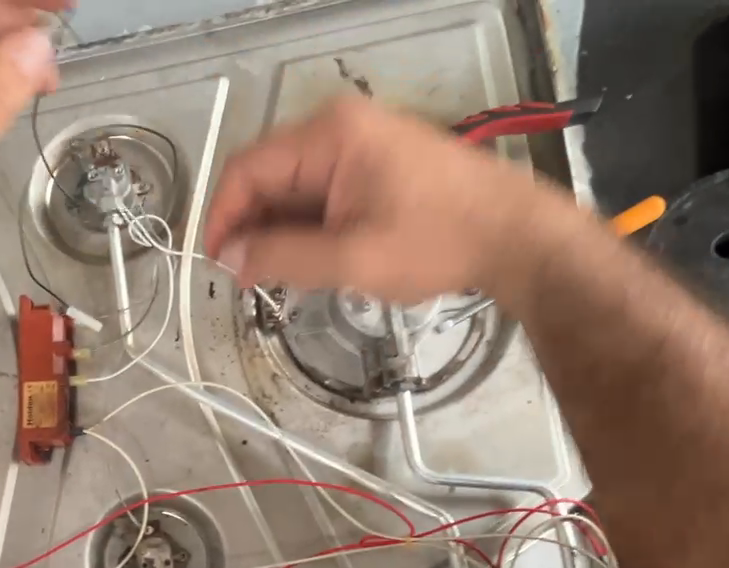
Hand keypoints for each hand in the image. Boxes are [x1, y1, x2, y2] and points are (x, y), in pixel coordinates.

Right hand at [202, 97, 569, 303]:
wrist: (513, 236)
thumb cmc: (434, 242)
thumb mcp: (348, 259)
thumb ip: (280, 257)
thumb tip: (228, 259)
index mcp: (328, 137)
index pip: (247, 170)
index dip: (221, 217)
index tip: (215, 264)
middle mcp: (338, 128)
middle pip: (266, 177)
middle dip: (248, 228)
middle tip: (244, 279)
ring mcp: (358, 144)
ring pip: (291, 189)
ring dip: (275, 232)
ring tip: (273, 277)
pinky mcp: (373, 165)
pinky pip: (318, 193)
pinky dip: (303, 227)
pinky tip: (305, 260)